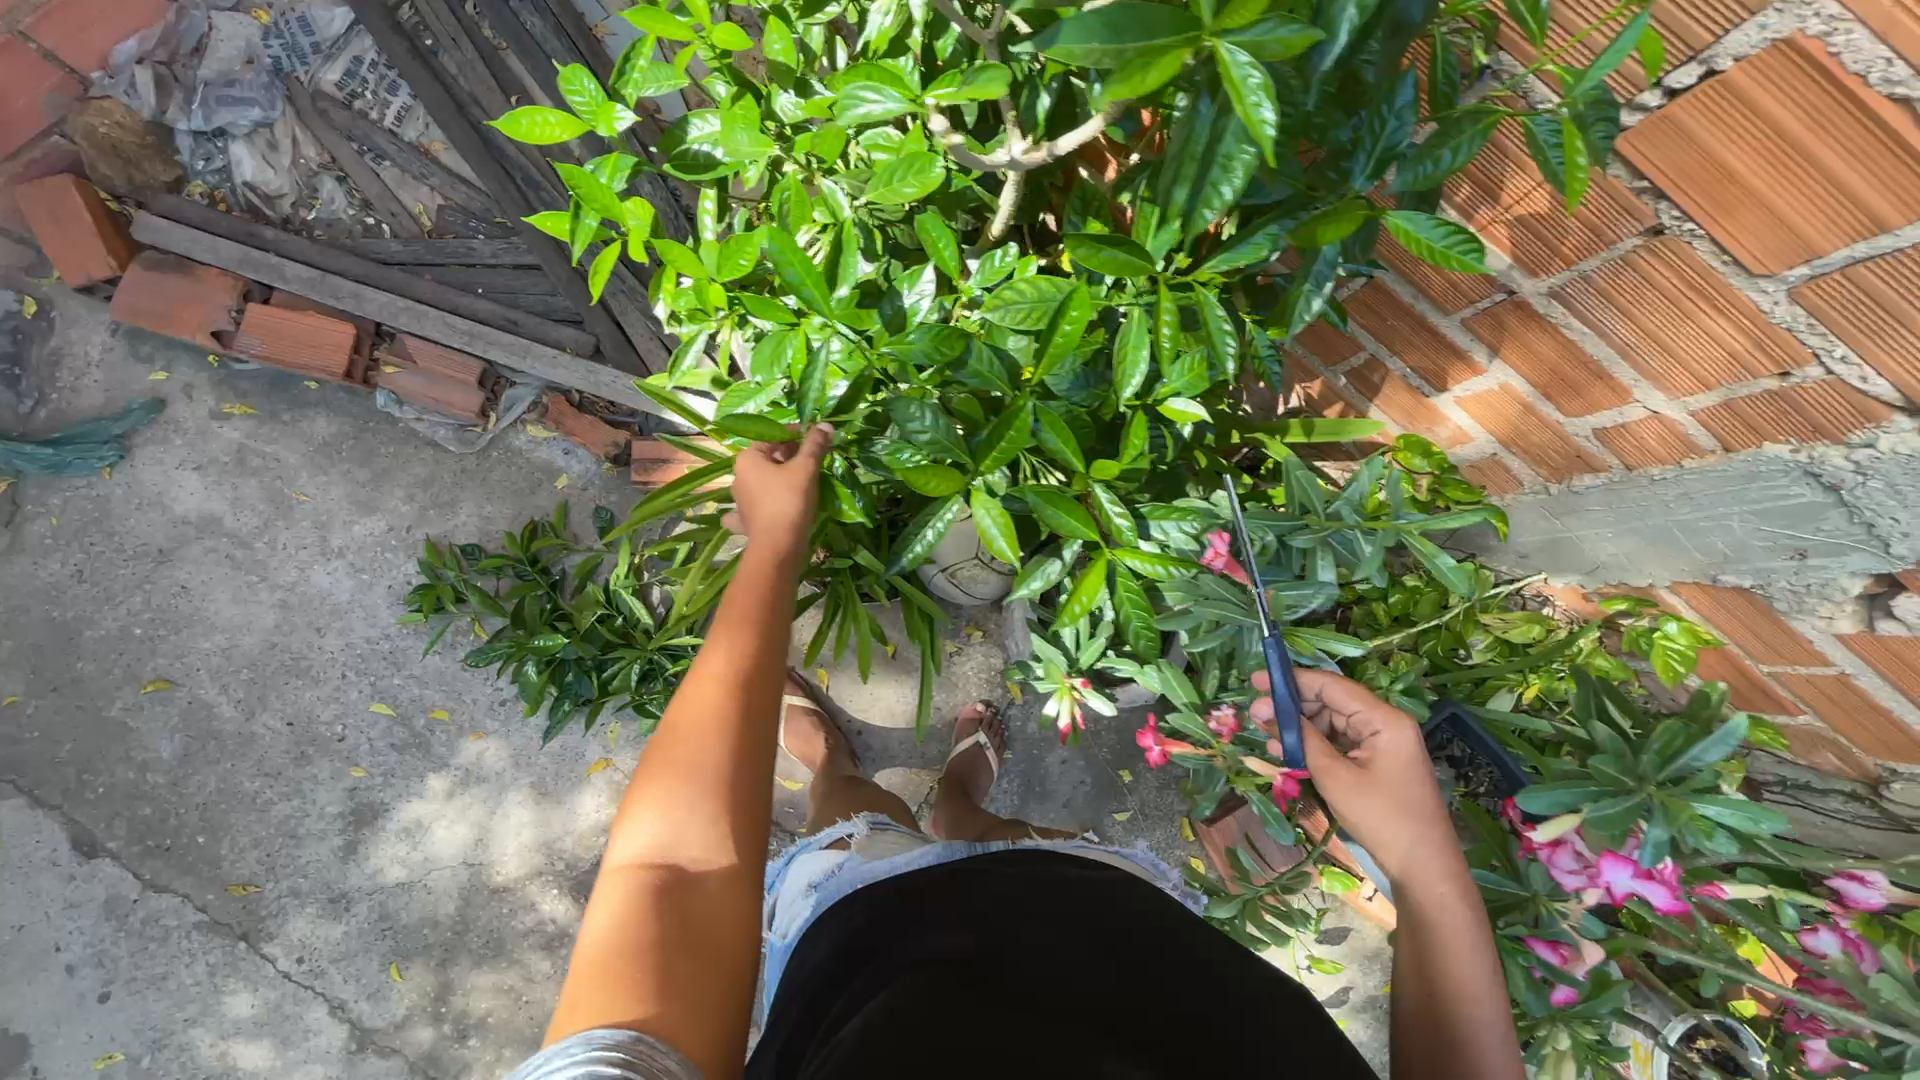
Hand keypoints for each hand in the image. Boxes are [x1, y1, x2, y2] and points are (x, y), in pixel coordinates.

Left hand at [726, 424, 832, 558]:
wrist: (778, 546)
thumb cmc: (789, 501)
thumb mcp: (806, 468)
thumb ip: (814, 445)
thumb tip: (826, 424)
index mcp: (748, 459)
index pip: (773, 437)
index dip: (796, 434)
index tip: (816, 438)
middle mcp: (738, 477)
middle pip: (768, 458)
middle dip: (790, 456)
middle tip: (814, 459)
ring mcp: (739, 501)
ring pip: (761, 482)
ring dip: (779, 479)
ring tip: (802, 482)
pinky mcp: (745, 522)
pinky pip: (753, 507)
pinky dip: (762, 505)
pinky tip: (768, 507)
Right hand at [1250, 668, 1457, 885]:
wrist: (1423, 866)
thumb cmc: (1381, 817)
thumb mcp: (1334, 775)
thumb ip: (1302, 738)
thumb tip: (1268, 713)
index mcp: (1383, 719)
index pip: (1331, 686)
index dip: (1292, 680)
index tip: (1257, 680)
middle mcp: (1385, 723)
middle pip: (1331, 702)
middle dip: (1292, 707)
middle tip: (1255, 714)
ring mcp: (1382, 743)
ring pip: (1332, 722)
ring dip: (1299, 727)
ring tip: (1266, 735)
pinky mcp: (1377, 761)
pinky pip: (1339, 742)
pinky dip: (1313, 745)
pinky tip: (1286, 751)